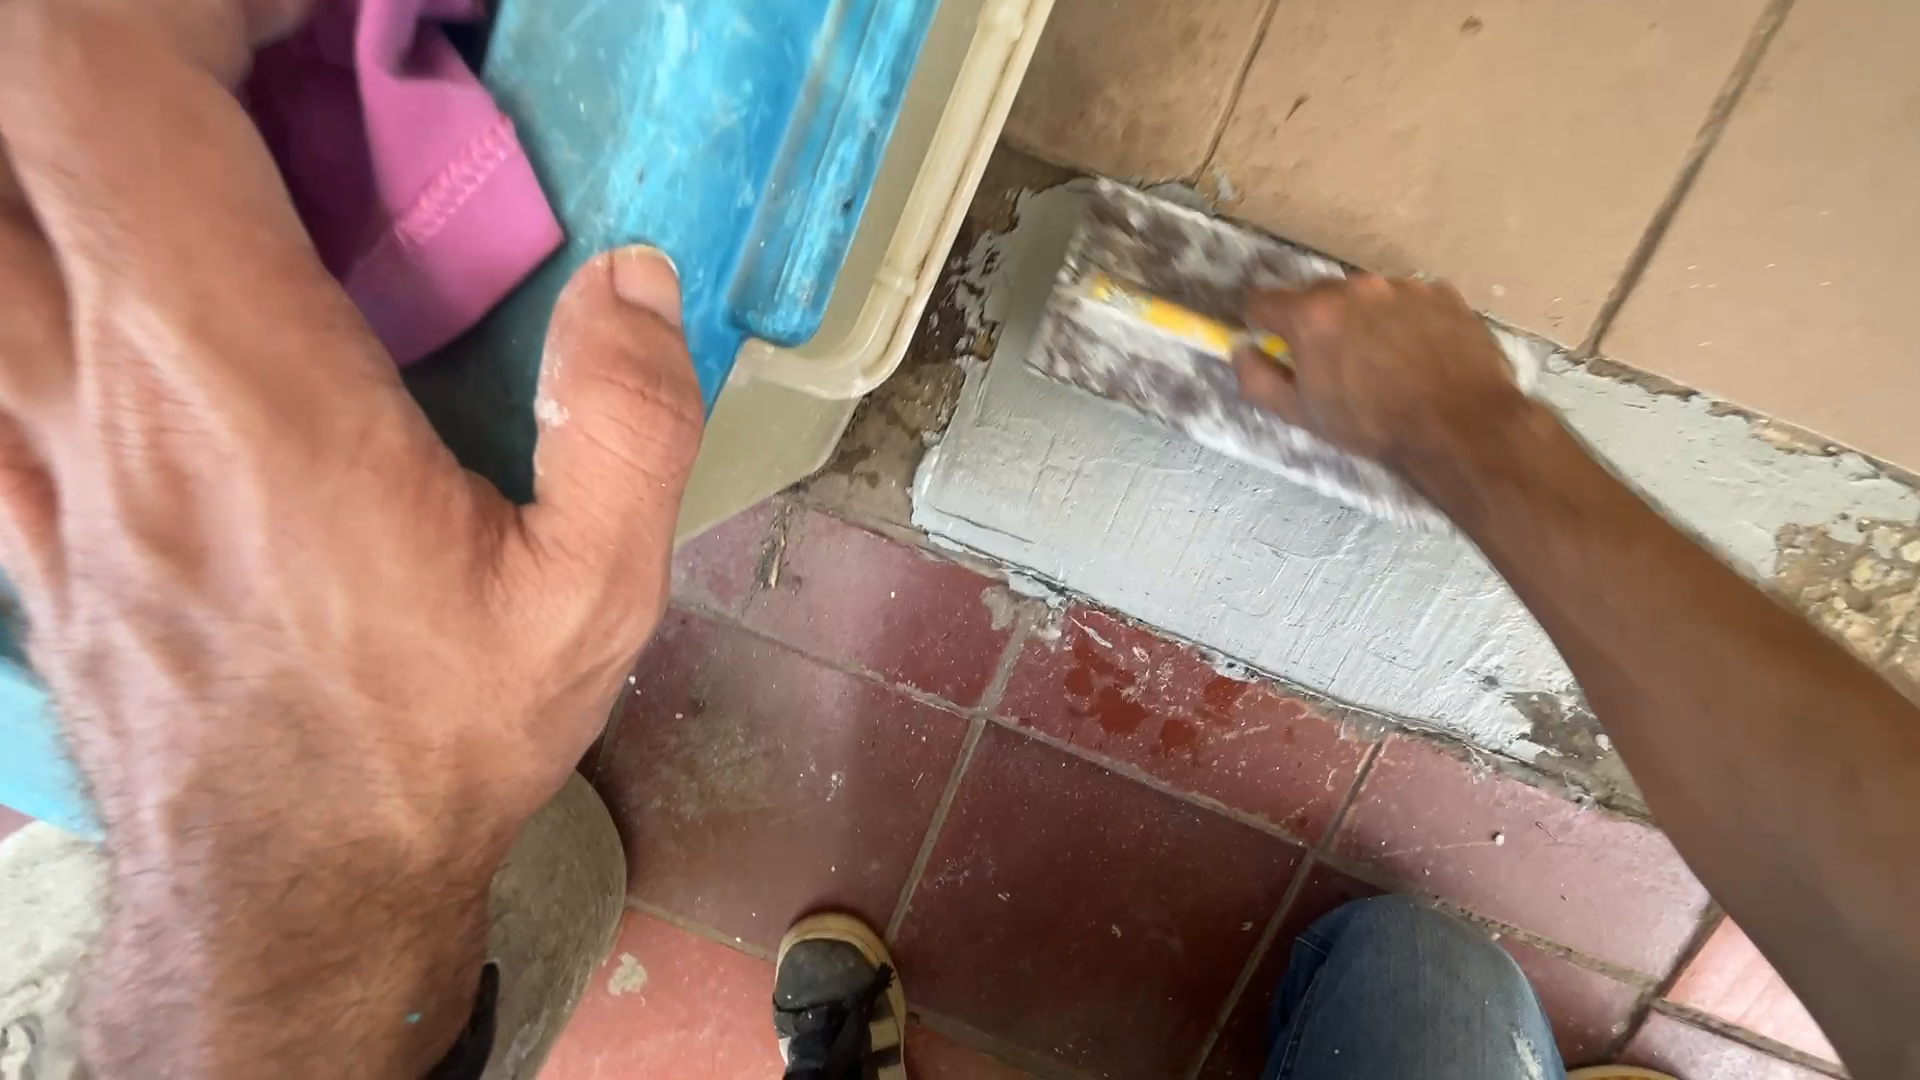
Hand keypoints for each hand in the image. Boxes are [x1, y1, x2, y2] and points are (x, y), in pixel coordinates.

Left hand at [0, 1, 701, 1074]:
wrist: (306, 880)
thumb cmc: (457, 725)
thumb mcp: (598, 590)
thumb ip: (631, 428)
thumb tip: (635, 279)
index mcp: (240, 386)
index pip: (106, 92)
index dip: (191, 4)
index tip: (319, 15)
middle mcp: (84, 383)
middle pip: (13, 119)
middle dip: (141, 47)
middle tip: (304, 68)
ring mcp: (20, 441)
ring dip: (95, 137)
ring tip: (254, 152)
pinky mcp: (17, 497)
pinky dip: (59, 241)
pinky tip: (176, 280)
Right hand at [1234, 275, 1533, 478]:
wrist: (1458, 424)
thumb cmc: (1369, 423)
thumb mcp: (1298, 413)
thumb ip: (1257, 379)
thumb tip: (1240, 350)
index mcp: (1311, 315)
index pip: (1262, 301)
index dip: (1260, 324)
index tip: (1271, 344)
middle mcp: (1354, 288)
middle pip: (1315, 296)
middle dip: (1313, 323)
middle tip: (1330, 362)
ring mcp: (1402, 286)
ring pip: (1362, 298)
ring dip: (1359, 320)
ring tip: (1379, 361)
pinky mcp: (1442, 292)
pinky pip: (1405, 301)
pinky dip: (1400, 321)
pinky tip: (1413, 355)